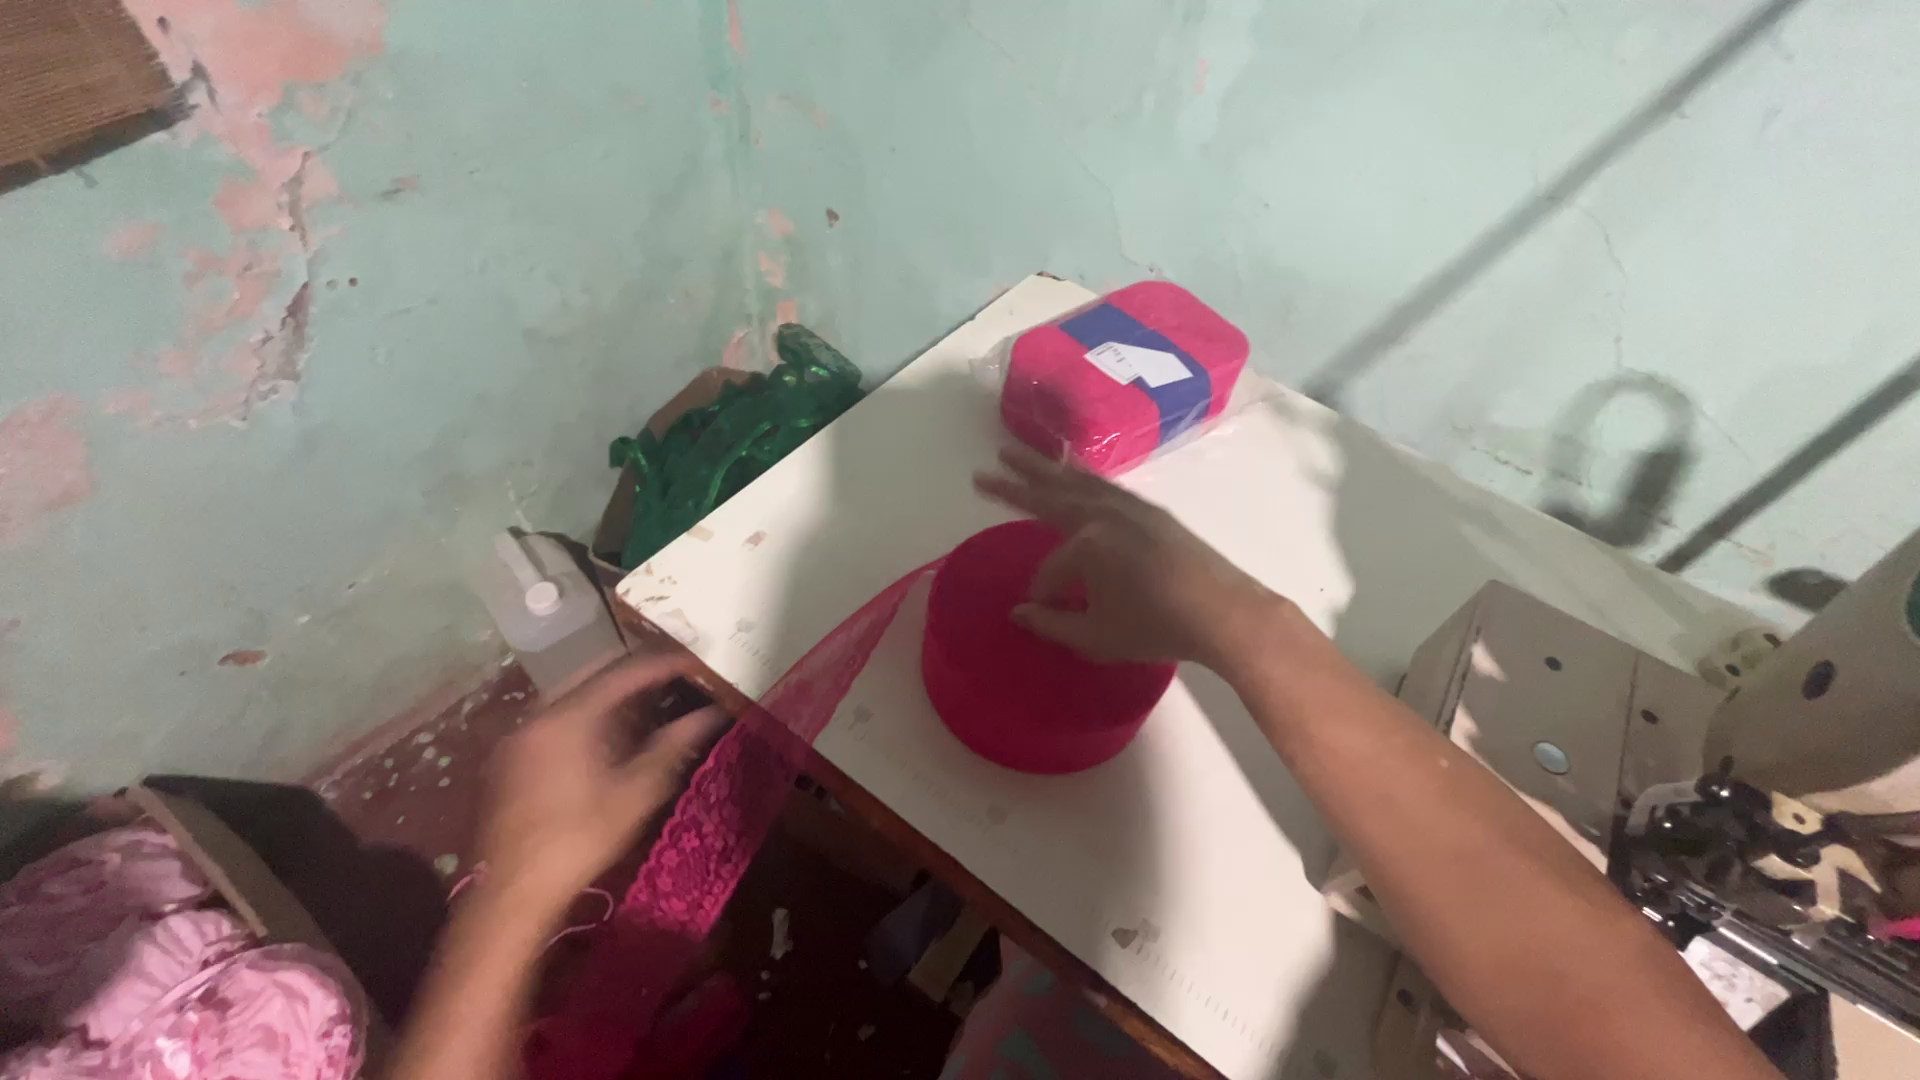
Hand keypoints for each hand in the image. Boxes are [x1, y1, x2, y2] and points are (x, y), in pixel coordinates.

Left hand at [477, 654, 727, 912]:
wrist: (513, 892)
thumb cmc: (581, 839)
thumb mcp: (637, 792)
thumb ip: (674, 744)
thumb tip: (712, 714)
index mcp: (569, 717)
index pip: (625, 671)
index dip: (664, 663)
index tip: (696, 661)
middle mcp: (539, 714)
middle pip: (593, 670)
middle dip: (635, 667)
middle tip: (673, 672)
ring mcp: (519, 733)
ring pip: (571, 690)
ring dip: (609, 688)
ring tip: (648, 697)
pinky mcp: (510, 754)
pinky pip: (555, 712)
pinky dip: (586, 708)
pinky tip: (609, 728)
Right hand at [973, 444, 1286, 669]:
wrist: (1223, 613)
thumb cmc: (1156, 628)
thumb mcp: (1096, 637)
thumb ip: (1051, 623)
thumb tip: (1019, 611)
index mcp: (1087, 544)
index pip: (1049, 569)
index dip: (1042, 593)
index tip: (1045, 611)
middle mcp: (1104, 514)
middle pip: (1050, 497)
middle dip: (1014, 484)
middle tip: (983, 469)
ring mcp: (1129, 507)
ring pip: (1078, 482)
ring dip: (1045, 468)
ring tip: (1019, 452)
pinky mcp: (1150, 510)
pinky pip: (1105, 484)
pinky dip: (1082, 475)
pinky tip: (1076, 471)